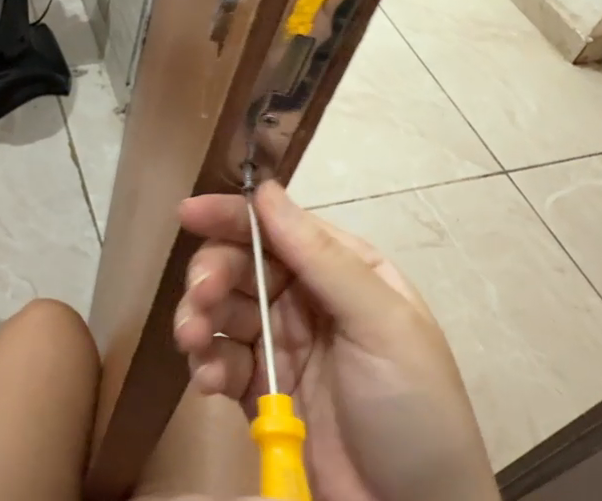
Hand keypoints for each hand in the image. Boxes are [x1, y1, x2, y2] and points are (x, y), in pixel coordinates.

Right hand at [174, 182, 497, 500]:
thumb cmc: (413, 410)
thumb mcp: (381, 326)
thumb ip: (322, 258)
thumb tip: (268, 191)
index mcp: (345, 272)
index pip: (280, 227)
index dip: (233, 217)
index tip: (189, 212)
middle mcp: (310, 300)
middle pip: (243, 266)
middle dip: (212, 275)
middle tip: (198, 298)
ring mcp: (284, 347)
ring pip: (224, 311)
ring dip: (199, 319)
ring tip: (192, 343)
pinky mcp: (263, 394)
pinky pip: (221, 363)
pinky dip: (206, 366)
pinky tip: (209, 383)